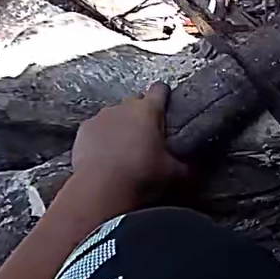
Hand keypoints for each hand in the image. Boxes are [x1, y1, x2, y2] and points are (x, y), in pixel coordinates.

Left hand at [69, 83, 189, 205]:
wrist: (101, 188)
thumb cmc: (142, 175)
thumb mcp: (173, 174)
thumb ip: (186, 167)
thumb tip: (196, 169)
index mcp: (148, 110)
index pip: (159, 90)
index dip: (164, 95)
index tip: (166, 104)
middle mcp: (123, 107)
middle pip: (135, 102)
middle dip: (140, 115)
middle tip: (146, 136)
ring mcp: (100, 116)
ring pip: (114, 115)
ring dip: (119, 126)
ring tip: (123, 148)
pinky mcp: (83, 130)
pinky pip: (96, 129)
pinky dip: (101, 137)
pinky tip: (104, 155)